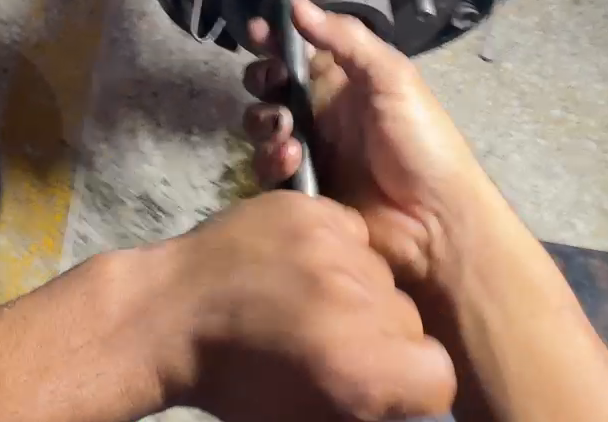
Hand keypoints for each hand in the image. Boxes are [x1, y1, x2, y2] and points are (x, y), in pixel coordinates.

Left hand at [140, 191, 455, 421]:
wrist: (172, 312)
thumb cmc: (235, 380)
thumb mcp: (309, 417)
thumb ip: (370, 405)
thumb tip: (402, 388)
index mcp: (359, 367)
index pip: (436, 371)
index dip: (410, 380)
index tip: (379, 377)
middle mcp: (352, 301)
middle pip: (407, 317)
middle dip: (381, 332)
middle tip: (335, 335)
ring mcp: (327, 245)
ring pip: (380, 269)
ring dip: (358, 285)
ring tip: (311, 295)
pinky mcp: (304, 207)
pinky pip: (349, 227)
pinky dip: (335, 245)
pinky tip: (301, 260)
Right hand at [244, 0, 497, 286]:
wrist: (436, 224)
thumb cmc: (422, 141)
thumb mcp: (392, 77)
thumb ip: (344, 37)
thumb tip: (295, 3)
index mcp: (343, 80)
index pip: (298, 49)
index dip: (274, 38)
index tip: (257, 31)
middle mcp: (320, 111)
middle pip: (270, 85)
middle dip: (262, 79)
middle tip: (273, 83)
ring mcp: (309, 150)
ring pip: (263, 125)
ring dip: (266, 121)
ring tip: (287, 131)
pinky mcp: (300, 188)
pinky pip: (267, 168)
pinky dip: (273, 160)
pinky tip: (294, 161)